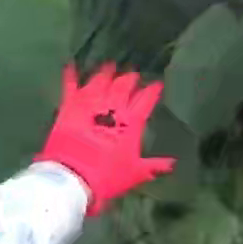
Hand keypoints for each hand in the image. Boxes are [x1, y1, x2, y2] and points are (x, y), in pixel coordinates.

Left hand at [37, 65, 174, 215]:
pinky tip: (70, 65)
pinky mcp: (69, 106)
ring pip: (101, 81)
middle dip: (130, 78)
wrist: (72, 178)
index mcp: (131, 122)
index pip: (146, 100)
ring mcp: (90, 104)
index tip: (157, 84)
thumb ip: (154, 166)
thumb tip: (173, 163)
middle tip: (133, 73)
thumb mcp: (135, 173)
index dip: (152, 91)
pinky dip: (70, 75)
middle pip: (123, 86)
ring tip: (110, 65)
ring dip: (106, 73)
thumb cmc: (107, 177)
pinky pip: (70, 86)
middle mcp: (113, 108)